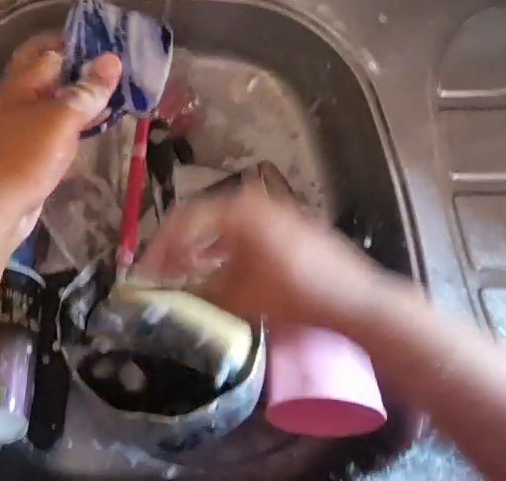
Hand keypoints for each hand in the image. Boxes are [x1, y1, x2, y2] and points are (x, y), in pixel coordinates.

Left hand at [0, 34, 121, 223]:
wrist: (1, 205)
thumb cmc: (28, 155)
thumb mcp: (63, 118)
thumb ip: (87, 89)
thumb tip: (112, 58)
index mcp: (21, 81)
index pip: (48, 47)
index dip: (76, 41)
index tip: (108, 40)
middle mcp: (20, 95)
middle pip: (51, 70)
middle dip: (80, 64)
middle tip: (114, 63)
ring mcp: (26, 120)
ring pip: (57, 96)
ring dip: (83, 91)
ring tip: (116, 87)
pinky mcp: (34, 144)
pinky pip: (60, 120)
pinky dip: (80, 115)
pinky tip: (103, 118)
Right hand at [138, 184, 409, 333]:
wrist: (360, 304)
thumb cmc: (298, 295)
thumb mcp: (242, 297)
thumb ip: (201, 291)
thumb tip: (170, 293)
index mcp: (237, 209)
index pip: (183, 219)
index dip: (160, 247)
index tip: (145, 272)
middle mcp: (252, 201)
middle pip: (201, 219)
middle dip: (178, 247)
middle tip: (161, 274)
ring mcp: (272, 211)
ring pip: (222, 226)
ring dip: (201, 250)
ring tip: (186, 276)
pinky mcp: (286, 226)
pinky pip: (243, 233)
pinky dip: (225, 250)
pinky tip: (221, 273)